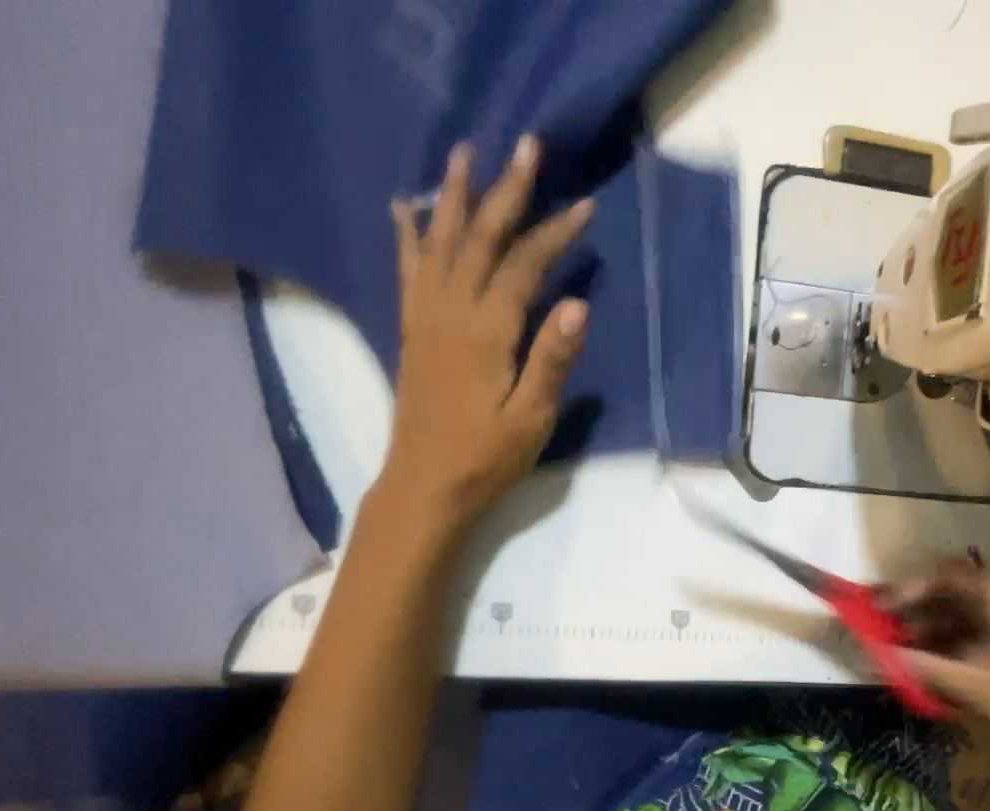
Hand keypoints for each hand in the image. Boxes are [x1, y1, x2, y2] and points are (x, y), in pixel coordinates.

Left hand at [377, 135, 595, 528]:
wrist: (425, 485)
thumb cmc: (487, 458)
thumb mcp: (531, 418)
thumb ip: (552, 359)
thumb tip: (579, 304)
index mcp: (486, 333)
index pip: (523, 267)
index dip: (554, 235)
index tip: (585, 207)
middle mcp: (450, 313)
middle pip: (479, 239)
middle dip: (506, 192)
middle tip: (527, 146)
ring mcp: (425, 318)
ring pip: (439, 244)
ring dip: (452, 196)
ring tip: (463, 153)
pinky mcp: (413, 331)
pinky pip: (408, 271)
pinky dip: (408, 236)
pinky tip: (404, 209)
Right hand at [892, 560, 989, 791]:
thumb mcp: (975, 687)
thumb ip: (926, 668)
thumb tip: (879, 655)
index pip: (953, 576)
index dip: (915, 584)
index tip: (887, 604)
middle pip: (950, 594)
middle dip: (913, 606)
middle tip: (879, 621)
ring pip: (952, 617)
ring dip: (922, 627)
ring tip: (892, 646)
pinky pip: (960, 638)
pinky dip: (936, 645)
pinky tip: (915, 661)